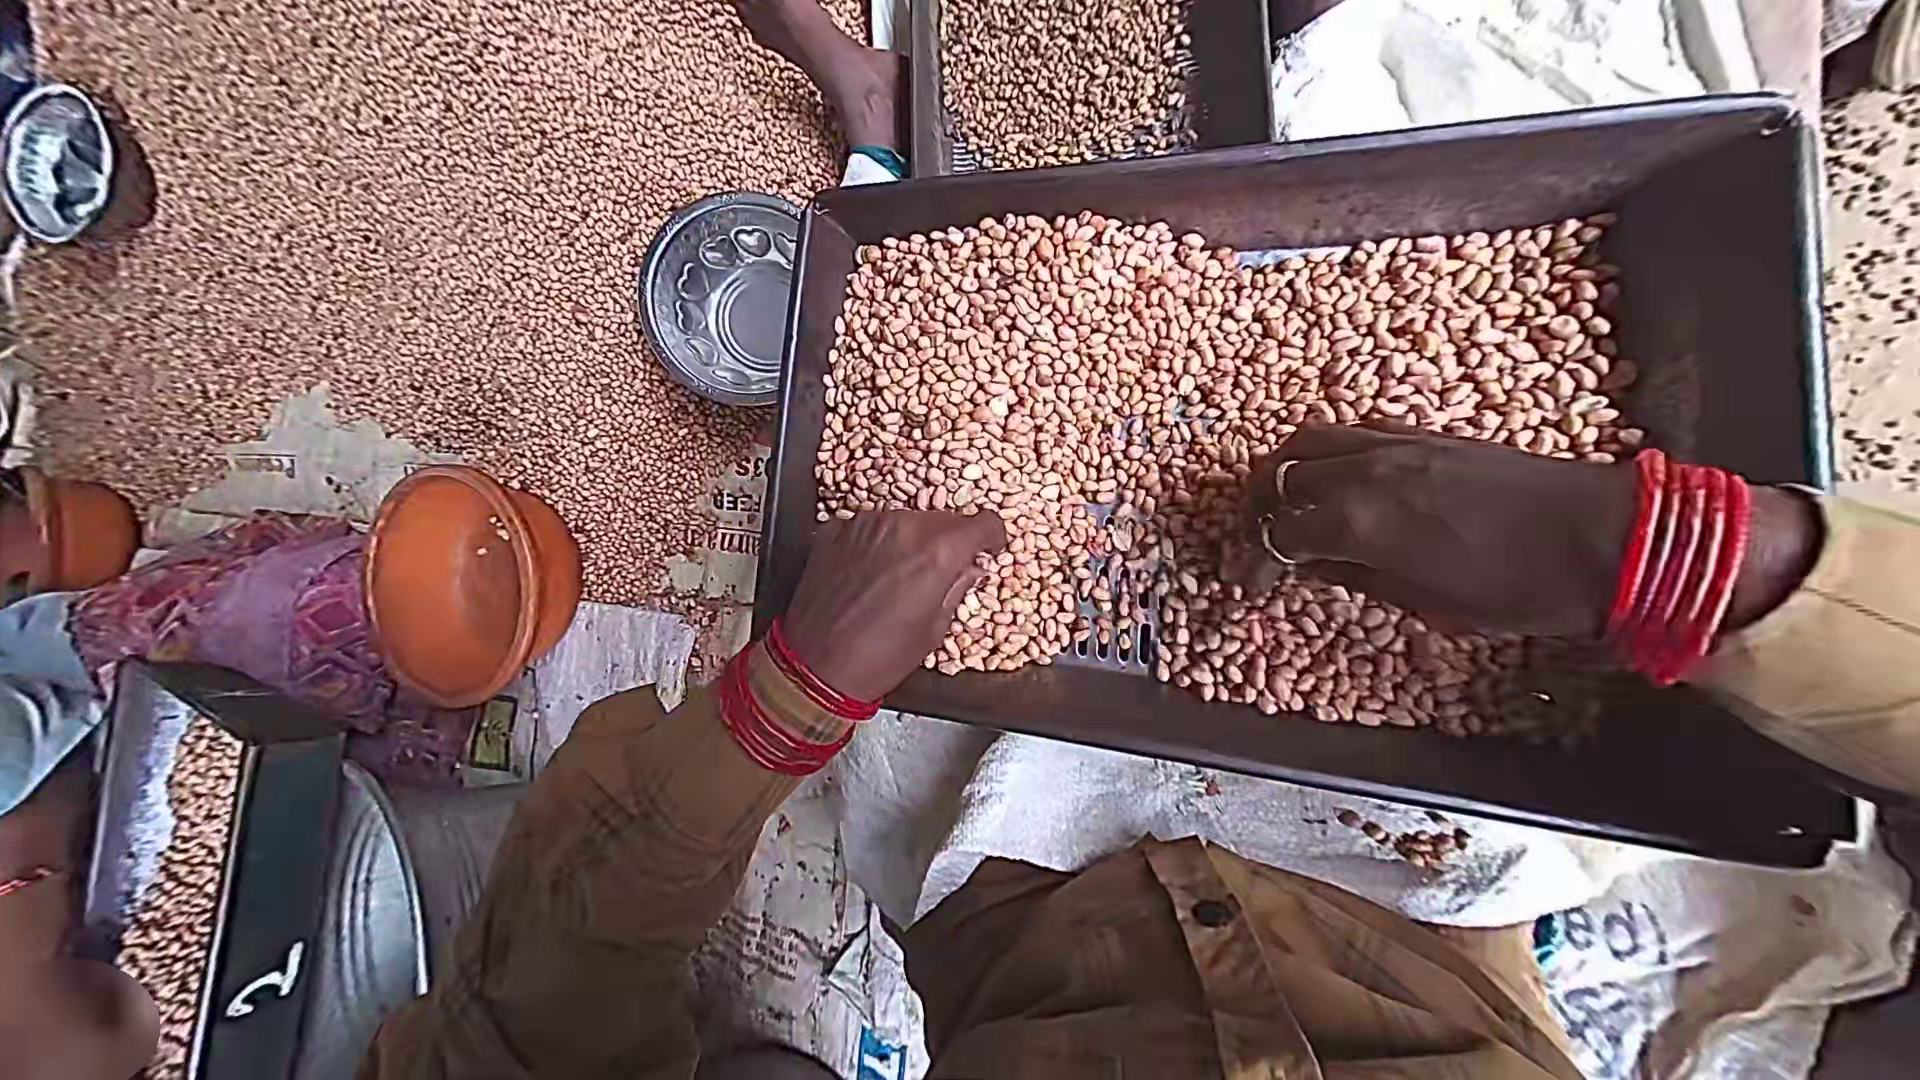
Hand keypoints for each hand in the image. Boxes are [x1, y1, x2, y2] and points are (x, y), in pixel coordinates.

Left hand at [781, 511, 1007, 700]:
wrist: (814, 666)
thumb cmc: (878, 657)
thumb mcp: (934, 629)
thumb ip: (957, 587)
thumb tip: (969, 568)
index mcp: (936, 553)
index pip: (982, 523)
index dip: (991, 536)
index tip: (990, 547)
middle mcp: (902, 527)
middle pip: (944, 518)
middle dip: (952, 540)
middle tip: (947, 568)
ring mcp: (866, 525)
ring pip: (907, 519)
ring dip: (915, 539)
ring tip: (905, 574)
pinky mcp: (837, 531)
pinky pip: (873, 526)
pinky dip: (881, 542)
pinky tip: (875, 572)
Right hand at [1240, 423, 1818, 638]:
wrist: (1615, 539)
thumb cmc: (1517, 589)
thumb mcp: (1421, 600)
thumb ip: (1351, 575)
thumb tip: (1309, 564)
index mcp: (1358, 523)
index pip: (1276, 536)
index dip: (1252, 562)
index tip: (1244, 583)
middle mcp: (1363, 473)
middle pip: (1275, 476)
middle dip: (1253, 509)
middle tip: (1255, 536)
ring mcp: (1393, 445)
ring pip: (1305, 442)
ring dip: (1281, 471)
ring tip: (1282, 500)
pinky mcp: (1422, 434)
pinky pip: (1349, 432)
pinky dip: (1324, 454)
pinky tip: (1334, 478)